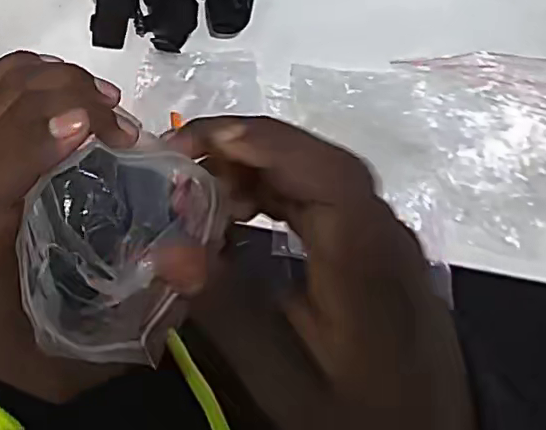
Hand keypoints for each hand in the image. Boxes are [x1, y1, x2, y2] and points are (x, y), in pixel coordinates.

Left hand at [0, 51, 139, 401]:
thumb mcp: (74, 357)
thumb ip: (140, 318)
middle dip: (70, 100)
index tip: (91, 128)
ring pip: (2, 86)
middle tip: (125, 131)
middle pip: (7, 109)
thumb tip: (192, 259)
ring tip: (105, 104)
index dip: (38, 138)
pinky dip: (31, 68)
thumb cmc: (7, 334)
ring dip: (57, 80)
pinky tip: (68, 84)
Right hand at [163, 117, 474, 429]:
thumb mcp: (281, 374)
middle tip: (179, 158)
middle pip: (309, 155)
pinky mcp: (367, 236)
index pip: (321, 170)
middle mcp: (379, 229)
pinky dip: (263, 179)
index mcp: (365, 257)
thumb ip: (224, 306)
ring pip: (308, 164)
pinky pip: (311, 184)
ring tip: (197, 182)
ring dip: (246, 160)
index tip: (193, 146)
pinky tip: (234, 204)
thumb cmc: (352, 409)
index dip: (256, 143)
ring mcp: (376, 229)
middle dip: (236, 144)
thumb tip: (166, 247)